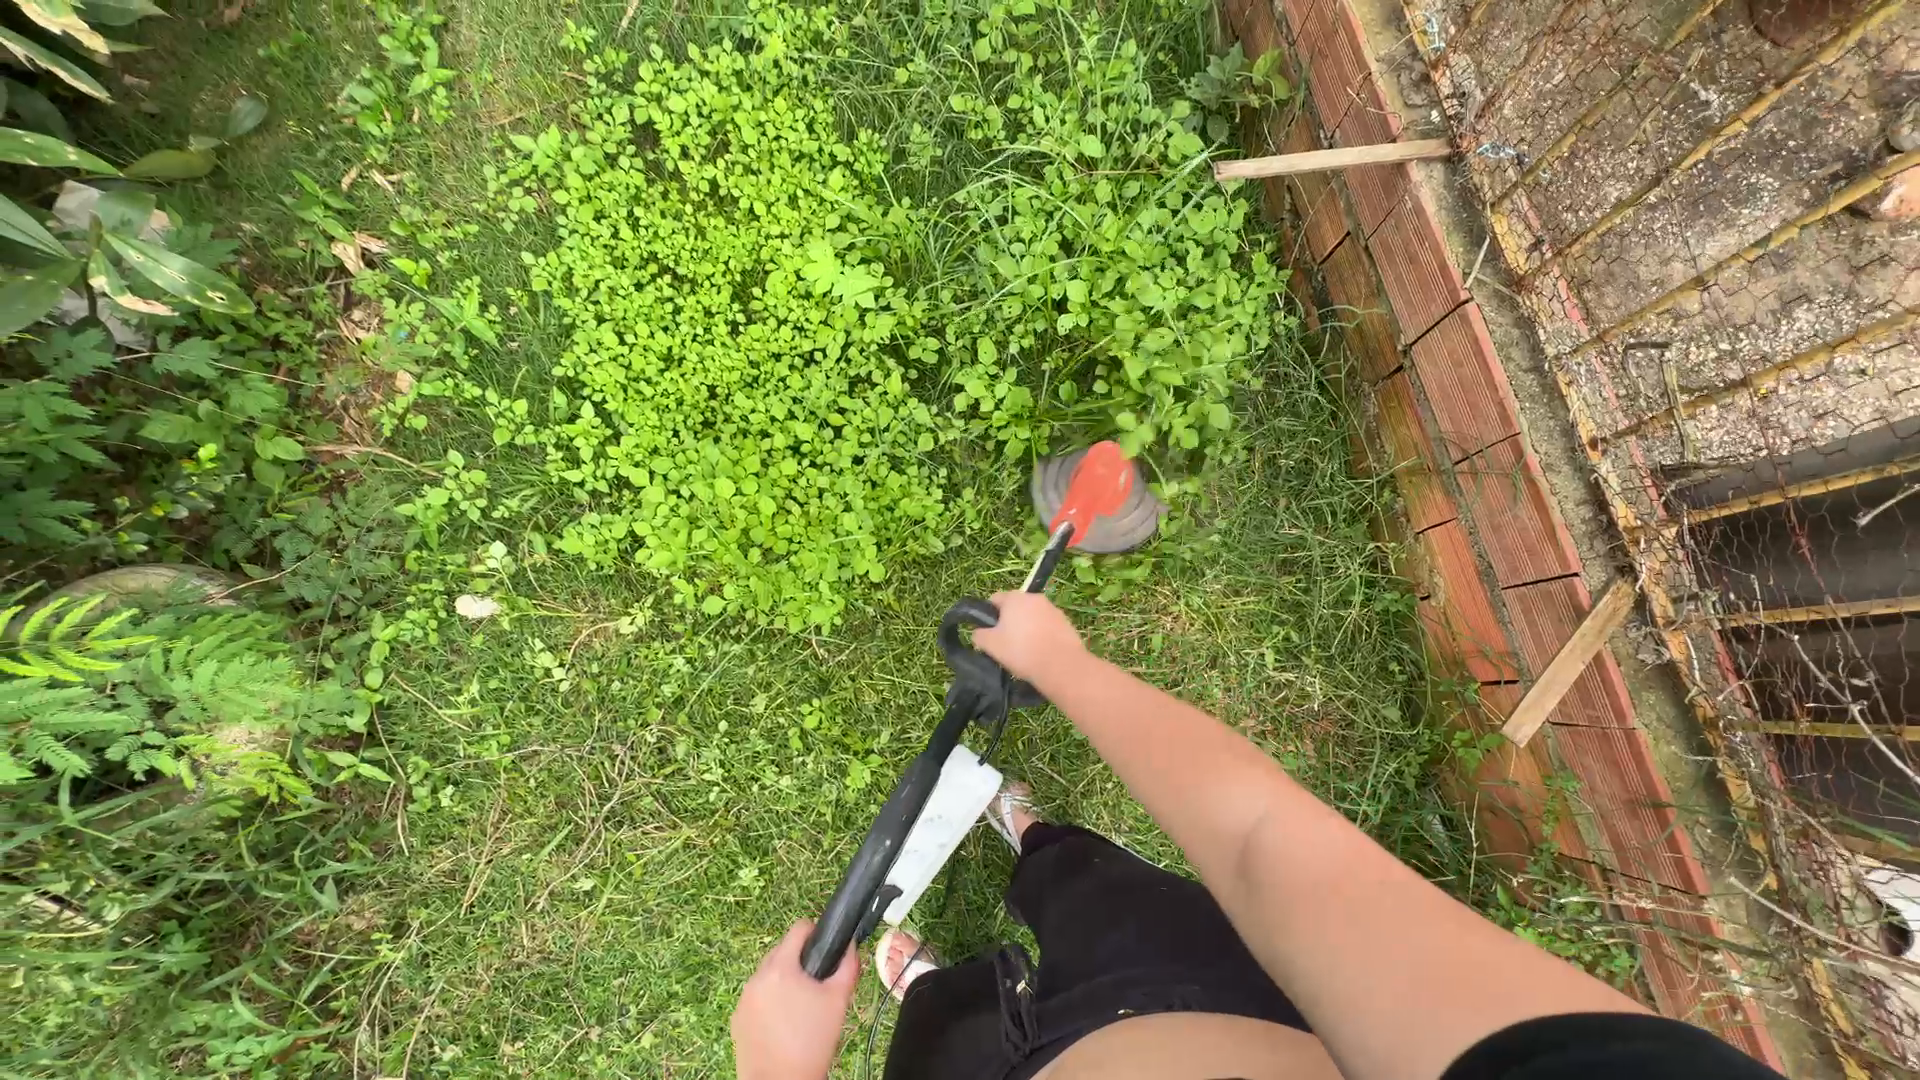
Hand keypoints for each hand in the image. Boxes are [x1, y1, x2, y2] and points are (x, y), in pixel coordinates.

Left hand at [732, 920, 857, 1079]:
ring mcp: (744, 999)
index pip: (799, 928)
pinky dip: (769, 1001)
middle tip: (816, 984)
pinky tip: (783, 1022)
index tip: (826, 950)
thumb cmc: (812, 1043)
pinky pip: (757, 997)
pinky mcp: (737, 1019)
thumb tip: (850, 945)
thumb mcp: (839, 1000)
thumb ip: (847, 965)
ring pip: (768, 974)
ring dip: (784, 980)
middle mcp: (757, 977)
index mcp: (781, 967)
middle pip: (782, 950)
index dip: (816, 933)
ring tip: (801, 1006)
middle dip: (800, 961)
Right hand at [975, 590, 1087, 685]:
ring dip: (1027, 628)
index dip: (988, 615)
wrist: (1061, 665)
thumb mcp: (990, 645)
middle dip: (1009, 622)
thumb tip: (978, 633)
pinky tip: (1041, 653)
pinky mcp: (1066, 622)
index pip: (994, 599)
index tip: (988, 633)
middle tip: (1005, 644)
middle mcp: (1034, 597)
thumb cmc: (1021, 651)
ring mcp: (1052, 609)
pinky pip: (1047, 626)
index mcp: (1014, 598)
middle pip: (1015, 607)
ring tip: (1025, 651)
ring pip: (1032, 617)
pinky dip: (1043, 635)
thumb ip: (979, 635)